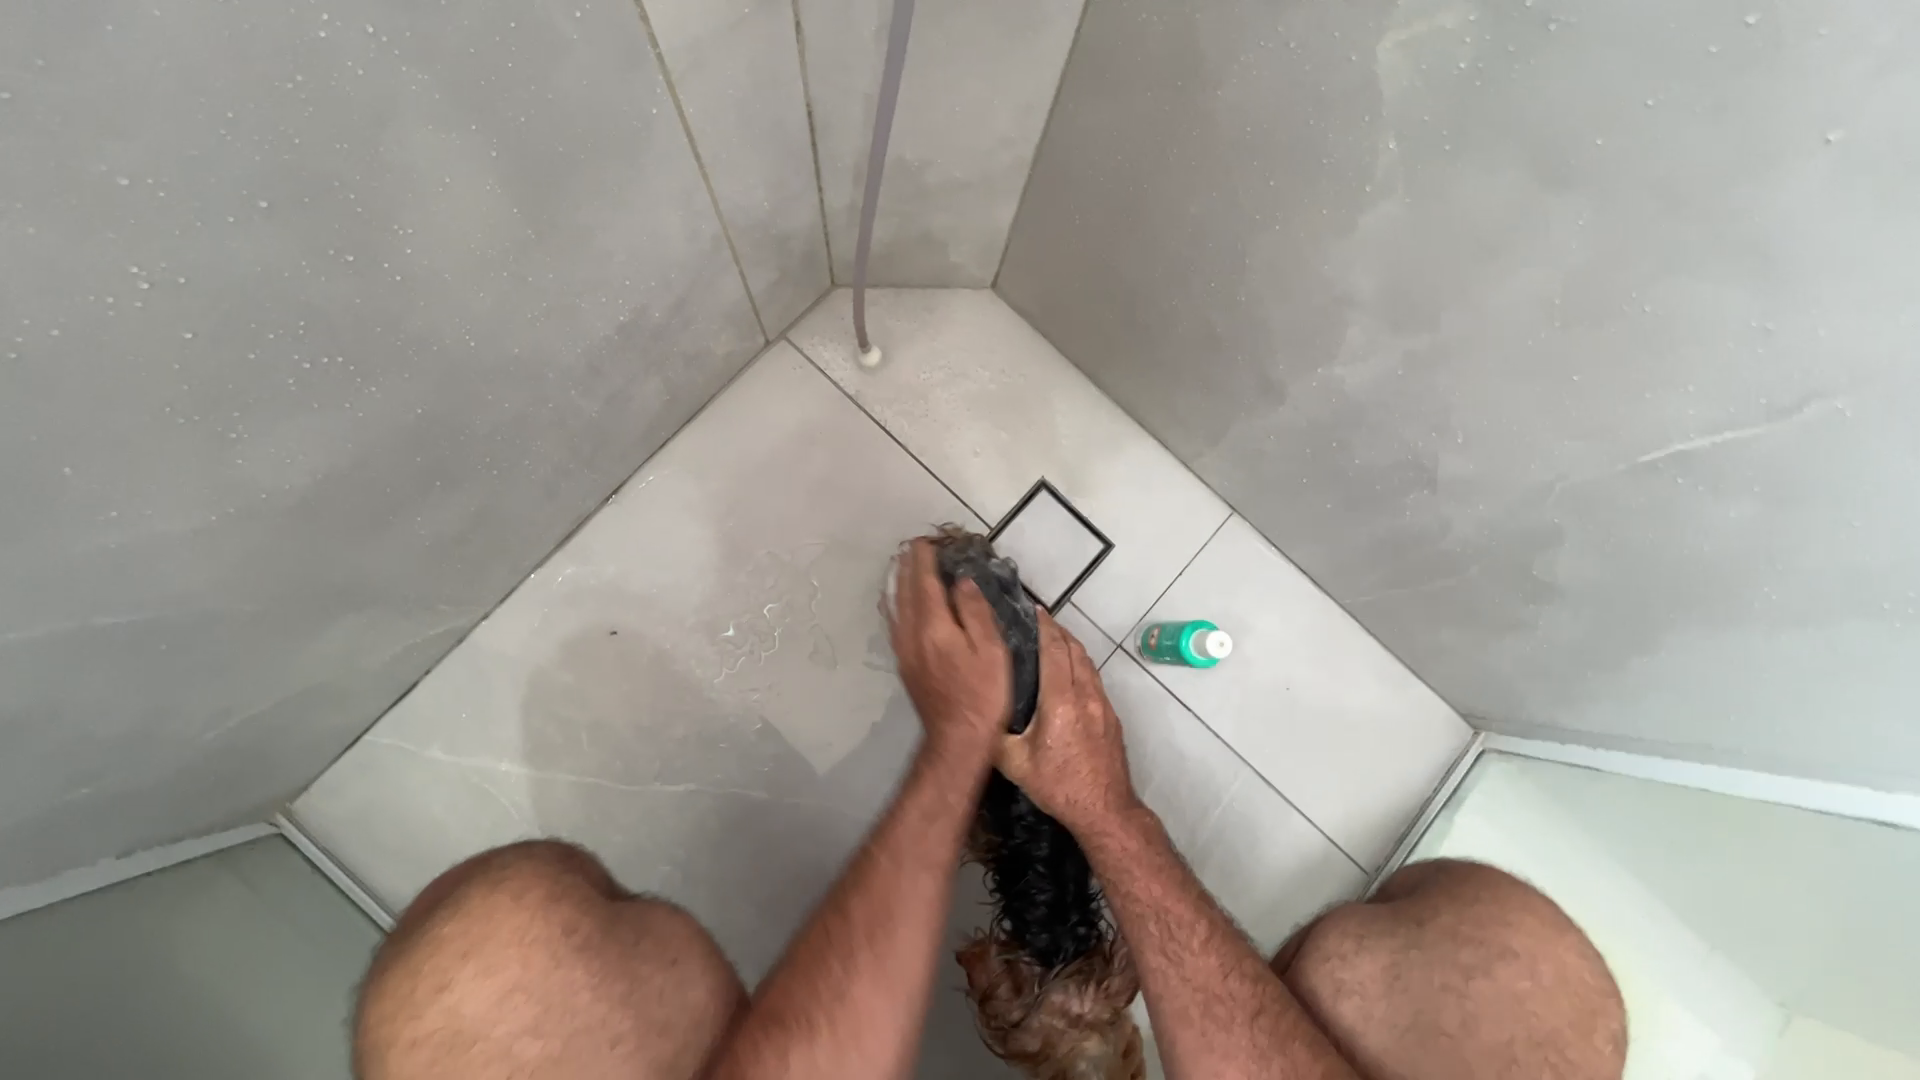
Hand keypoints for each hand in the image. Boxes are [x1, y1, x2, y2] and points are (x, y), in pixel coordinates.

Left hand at [886, 539, 1012, 758]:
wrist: (957, 738)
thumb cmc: (983, 694)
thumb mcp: (991, 650)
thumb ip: (974, 611)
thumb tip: (962, 581)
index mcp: (933, 624)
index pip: (924, 580)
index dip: (926, 557)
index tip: (929, 539)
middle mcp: (910, 632)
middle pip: (905, 588)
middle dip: (910, 564)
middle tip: (918, 546)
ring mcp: (903, 648)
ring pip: (895, 603)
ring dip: (900, 580)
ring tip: (906, 564)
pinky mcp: (904, 661)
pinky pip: (894, 620)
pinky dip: (897, 601)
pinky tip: (900, 600)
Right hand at [995, 611, 1140, 832]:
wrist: (1105, 810)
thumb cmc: (1059, 786)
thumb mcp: (1016, 765)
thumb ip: (994, 737)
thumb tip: (974, 718)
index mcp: (1061, 701)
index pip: (1054, 651)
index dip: (1044, 627)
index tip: (1034, 610)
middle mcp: (1085, 695)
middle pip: (1074, 650)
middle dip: (1058, 631)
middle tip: (1039, 620)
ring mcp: (1102, 705)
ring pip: (1088, 663)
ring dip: (1071, 647)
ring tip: (1053, 640)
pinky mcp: (1111, 717)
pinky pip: (1094, 679)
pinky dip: (1080, 666)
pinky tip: (1069, 674)